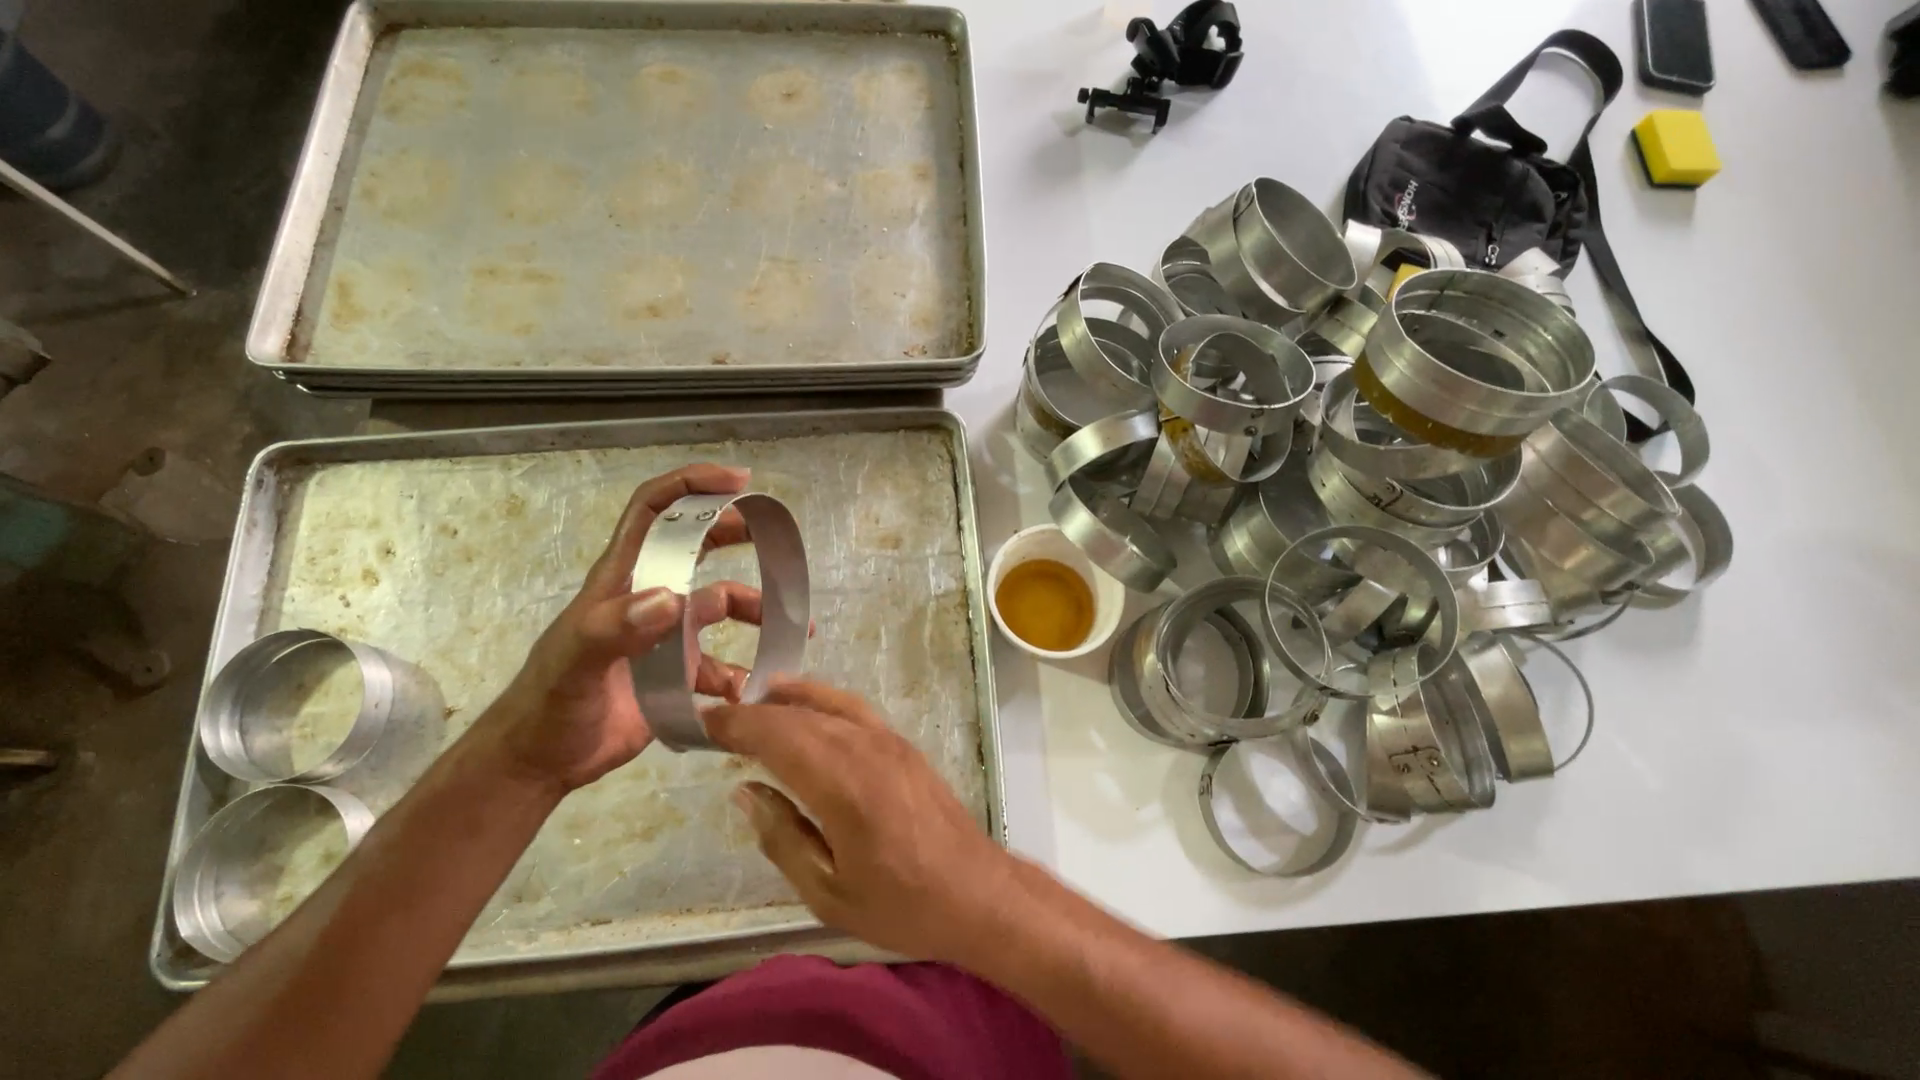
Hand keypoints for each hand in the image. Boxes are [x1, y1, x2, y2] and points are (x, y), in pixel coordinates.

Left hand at [481, 464, 764, 791]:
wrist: (541, 762)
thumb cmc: (549, 705)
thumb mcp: (575, 663)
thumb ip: (615, 628)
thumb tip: (673, 598)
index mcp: (621, 580)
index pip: (654, 512)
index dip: (692, 486)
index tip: (738, 483)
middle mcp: (647, 597)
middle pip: (695, 547)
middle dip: (735, 533)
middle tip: (778, 539)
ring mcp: (664, 636)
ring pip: (719, 607)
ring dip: (755, 613)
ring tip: (794, 631)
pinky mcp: (675, 675)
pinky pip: (720, 666)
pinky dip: (742, 675)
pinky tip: (756, 692)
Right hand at [703, 679, 1027, 964]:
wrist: (978, 894)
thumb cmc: (900, 904)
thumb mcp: (827, 891)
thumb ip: (782, 836)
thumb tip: (744, 792)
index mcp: (841, 783)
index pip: (776, 735)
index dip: (736, 725)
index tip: (701, 723)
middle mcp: (865, 748)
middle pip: (798, 715)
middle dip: (753, 712)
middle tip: (716, 719)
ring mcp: (890, 742)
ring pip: (829, 704)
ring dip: (788, 700)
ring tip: (752, 702)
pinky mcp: (905, 746)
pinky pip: (854, 710)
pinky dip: (822, 701)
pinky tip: (807, 709)